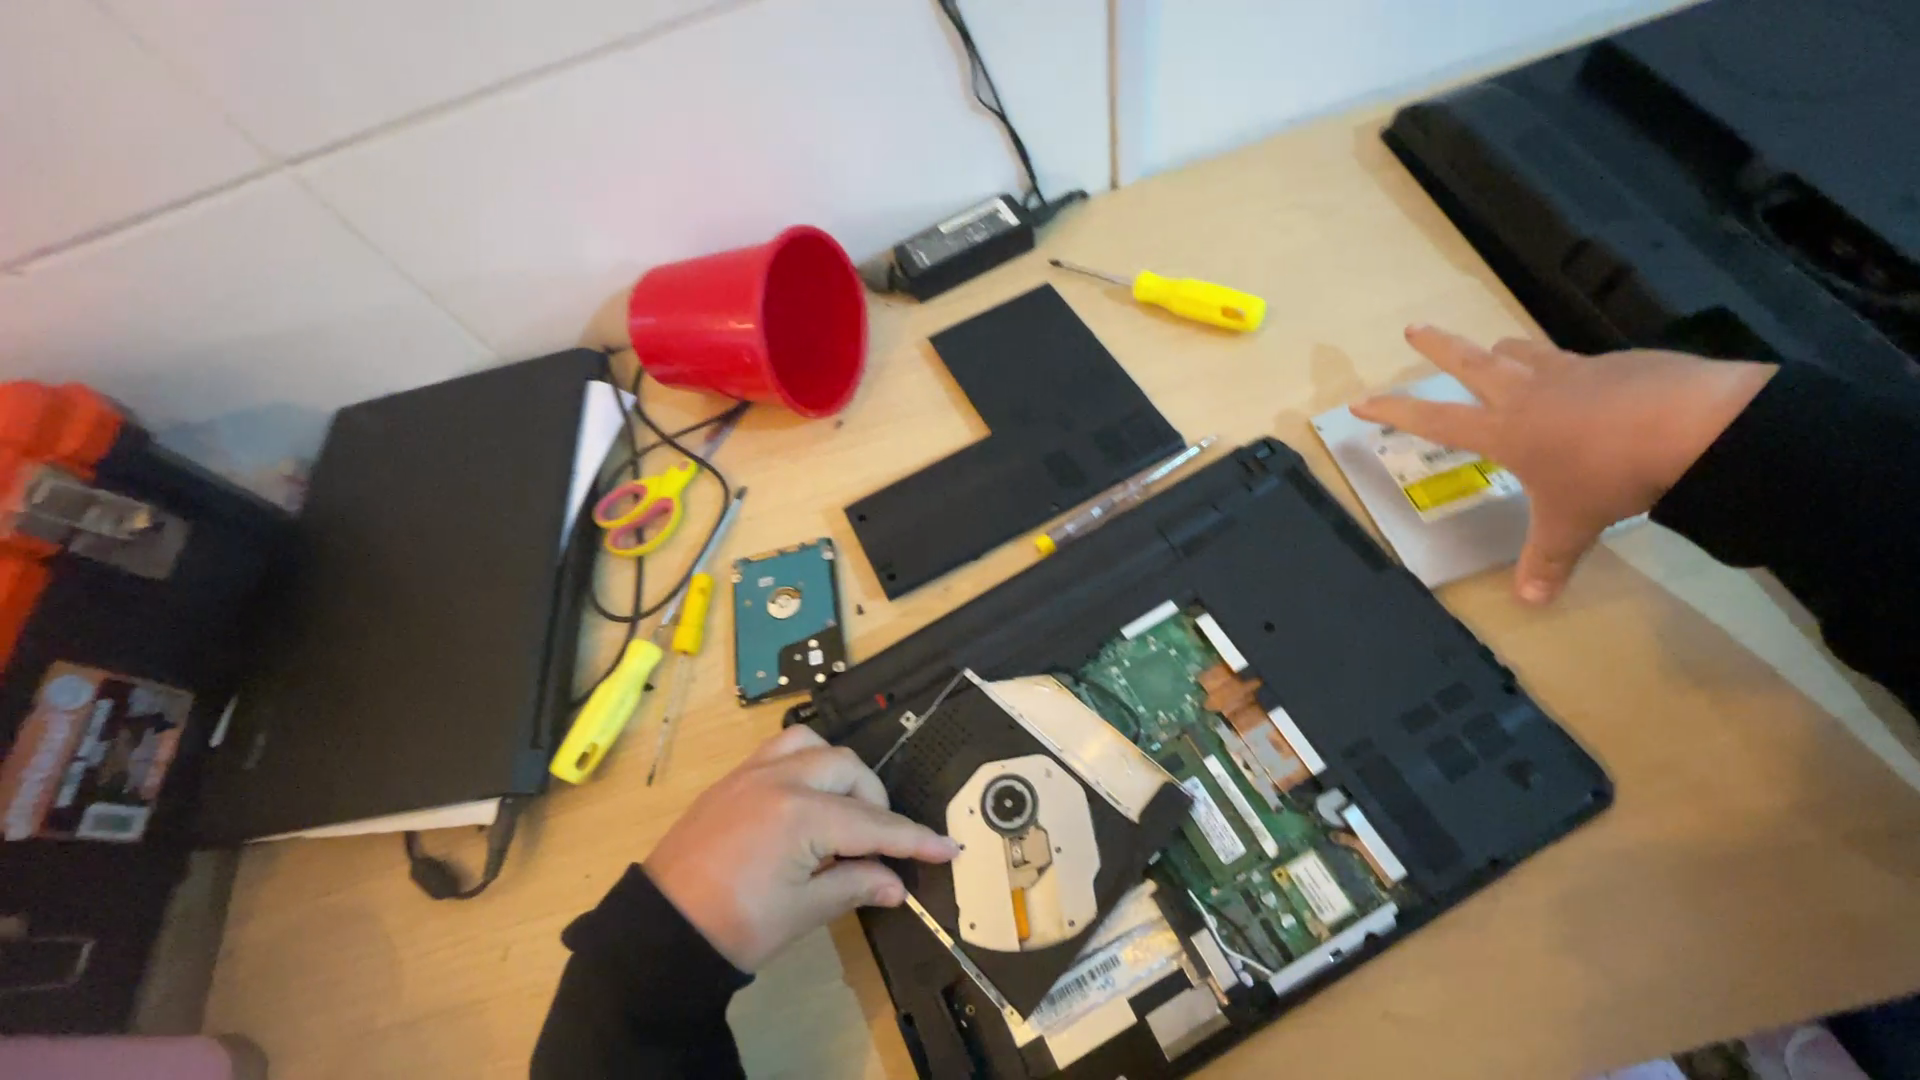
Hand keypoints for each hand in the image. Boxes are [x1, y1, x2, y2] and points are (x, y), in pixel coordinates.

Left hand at [646, 725, 958, 971]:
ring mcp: (753, 771)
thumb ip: (856, 885)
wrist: (660, 932)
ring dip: (840, 772)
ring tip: (843, 810)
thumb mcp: (803, 912)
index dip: (914, 839)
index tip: (948, 848)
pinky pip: (780, 747)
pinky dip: (805, 761)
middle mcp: (781, 779)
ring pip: (815, 745)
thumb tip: (897, 884)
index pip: (873, 823)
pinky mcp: (734, 776)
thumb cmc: (735, 927)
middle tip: (879, 844)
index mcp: (800, 815)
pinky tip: (806, 793)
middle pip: (850, 771)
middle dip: (875, 803)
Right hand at [1353, 325, 1774, 603]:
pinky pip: (1579, 363)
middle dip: (1438, 346)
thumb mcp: (1573, 523)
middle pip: (1470, 361)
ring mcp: (1573, 372)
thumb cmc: (1611, 474)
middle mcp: (1527, 393)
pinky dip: (1568, 370)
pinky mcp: (1618, 364)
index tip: (1360, 399)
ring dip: (1501, 349)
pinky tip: (1588, 385)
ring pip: (1523, 350)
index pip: (1433, 419)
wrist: (1695, 424)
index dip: (1393, 411)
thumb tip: (1531, 602)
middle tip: (1415, 328)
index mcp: (1503, 429)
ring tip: (1496, 347)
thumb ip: (1548, 559)